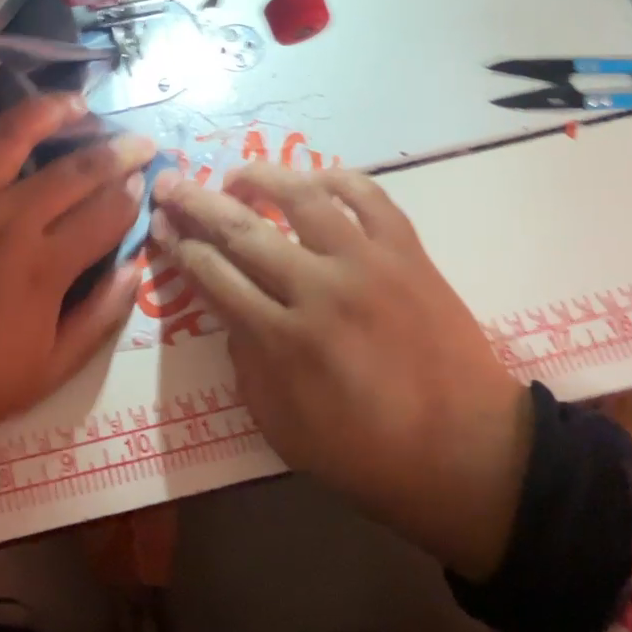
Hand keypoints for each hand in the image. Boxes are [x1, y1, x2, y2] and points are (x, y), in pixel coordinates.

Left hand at [0, 93, 155, 465]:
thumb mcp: (48, 372)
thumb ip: (99, 317)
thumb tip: (134, 266)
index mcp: (42, 268)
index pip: (106, 213)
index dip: (133, 192)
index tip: (145, 179)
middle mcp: (3, 221)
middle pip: (73, 170)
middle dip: (116, 151)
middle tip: (137, 140)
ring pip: (8, 134)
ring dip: (50, 111)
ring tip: (75, 104)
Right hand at [152, 163, 532, 580]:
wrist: (470, 455)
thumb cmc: (367, 454)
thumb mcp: (281, 427)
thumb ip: (246, 364)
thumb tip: (230, 310)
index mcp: (282, 340)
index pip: (212, 273)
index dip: (179, 246)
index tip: (161, 227)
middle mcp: (318, 289)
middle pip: (242, 228)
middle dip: (195, 202)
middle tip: (170, 183)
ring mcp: (368, 263)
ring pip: (303, 196)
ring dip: (260, 177)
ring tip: (237, 176)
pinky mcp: (408, 251)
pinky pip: (368, 196)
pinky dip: (335, 178)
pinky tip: (313, 180)